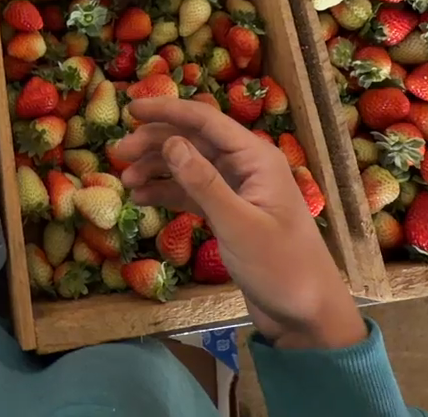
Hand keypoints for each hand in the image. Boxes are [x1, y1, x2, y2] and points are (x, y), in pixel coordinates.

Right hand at [113, 98, 365, 350]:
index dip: (167, 110)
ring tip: (126, 180)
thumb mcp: (238, 225)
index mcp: (255, 157)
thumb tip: (169, 141)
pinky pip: (191, 191)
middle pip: (192, 140)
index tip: (131, 108)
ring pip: (189, 165)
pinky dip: (167, 192)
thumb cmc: (281, 268)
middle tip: (119, 154)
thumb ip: (202, 181)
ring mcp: (237, 189)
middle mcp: (245, 166)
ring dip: (157, 168)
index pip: (205, 120)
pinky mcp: (229, 213)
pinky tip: (143, 198)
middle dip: (155, 142)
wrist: (308, 320)